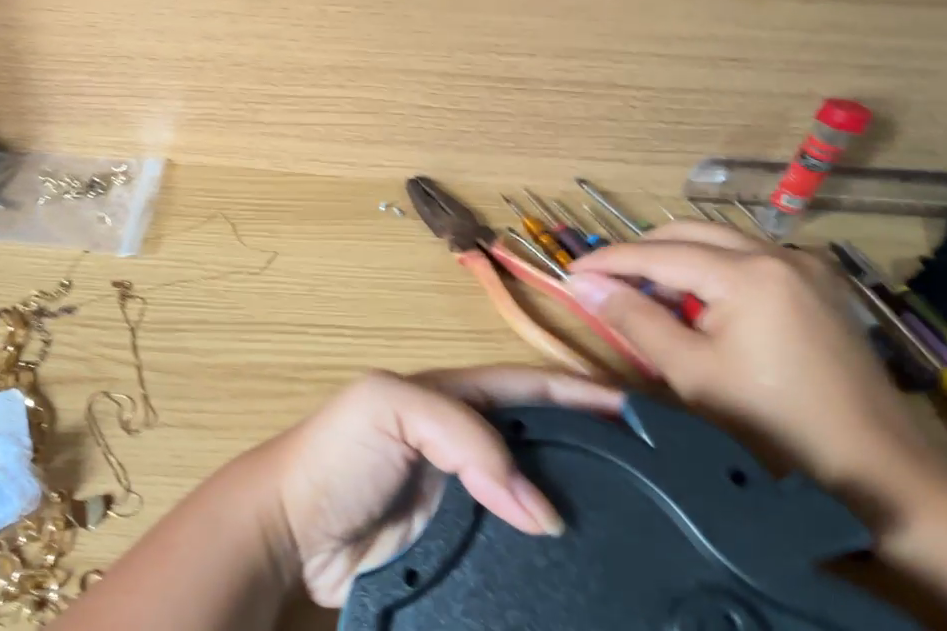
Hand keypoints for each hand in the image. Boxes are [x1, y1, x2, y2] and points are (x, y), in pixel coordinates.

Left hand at [265, 366, 622, 607]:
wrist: (294, 534)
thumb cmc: (335, 455)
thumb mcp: (389, 408)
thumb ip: (464, 437)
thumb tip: (539, 507)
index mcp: (448, 395)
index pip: (525, 386)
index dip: (578, 394)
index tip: (638, 412)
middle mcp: (462, 441)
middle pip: (539, 439)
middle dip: (591, 445)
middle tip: (652, 470)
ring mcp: (463, 495)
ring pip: (534, 493)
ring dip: (578, 499)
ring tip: (637, 516)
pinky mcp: (462, 546)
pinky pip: (517, 544)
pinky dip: (552, 550)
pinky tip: (585, 560)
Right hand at [565, 223, 946, 508]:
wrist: (880, 469)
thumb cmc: (775, 422)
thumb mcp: (690, 372)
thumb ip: (633, 319)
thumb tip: (583, 285)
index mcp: (748, 273)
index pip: (657, 254)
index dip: (608, 262)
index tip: (569, 273)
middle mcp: (779, 253)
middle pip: (688, 233)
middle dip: (641, 254)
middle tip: (604, 283)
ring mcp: (806, 267)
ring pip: (719, 243)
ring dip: (677, 262)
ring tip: (645, 296)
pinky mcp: (822, 287)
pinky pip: (750, 260)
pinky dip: (713, 272)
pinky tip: (698, 305)